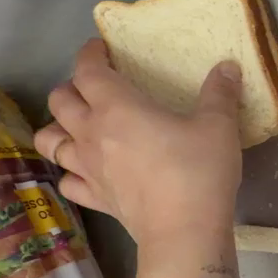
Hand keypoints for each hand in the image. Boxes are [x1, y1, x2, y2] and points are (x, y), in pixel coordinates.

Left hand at [34, 39, 242, 252]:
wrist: (184, 229)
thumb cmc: (200, 171)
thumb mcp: (220, 127)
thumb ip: (220, 94)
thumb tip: (228, 65)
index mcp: (118, 108)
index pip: (89, 70)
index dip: (90, 54)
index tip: (101, 48)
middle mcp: (92, 133)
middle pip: (61, 100)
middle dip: (73, 87)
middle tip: (96, 88)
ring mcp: (88, 168)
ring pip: (50, 139)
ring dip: (58, 127)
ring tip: (77, 127)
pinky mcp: (95, 197)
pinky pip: (68, 180)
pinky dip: (71, 170)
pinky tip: (86, 170)